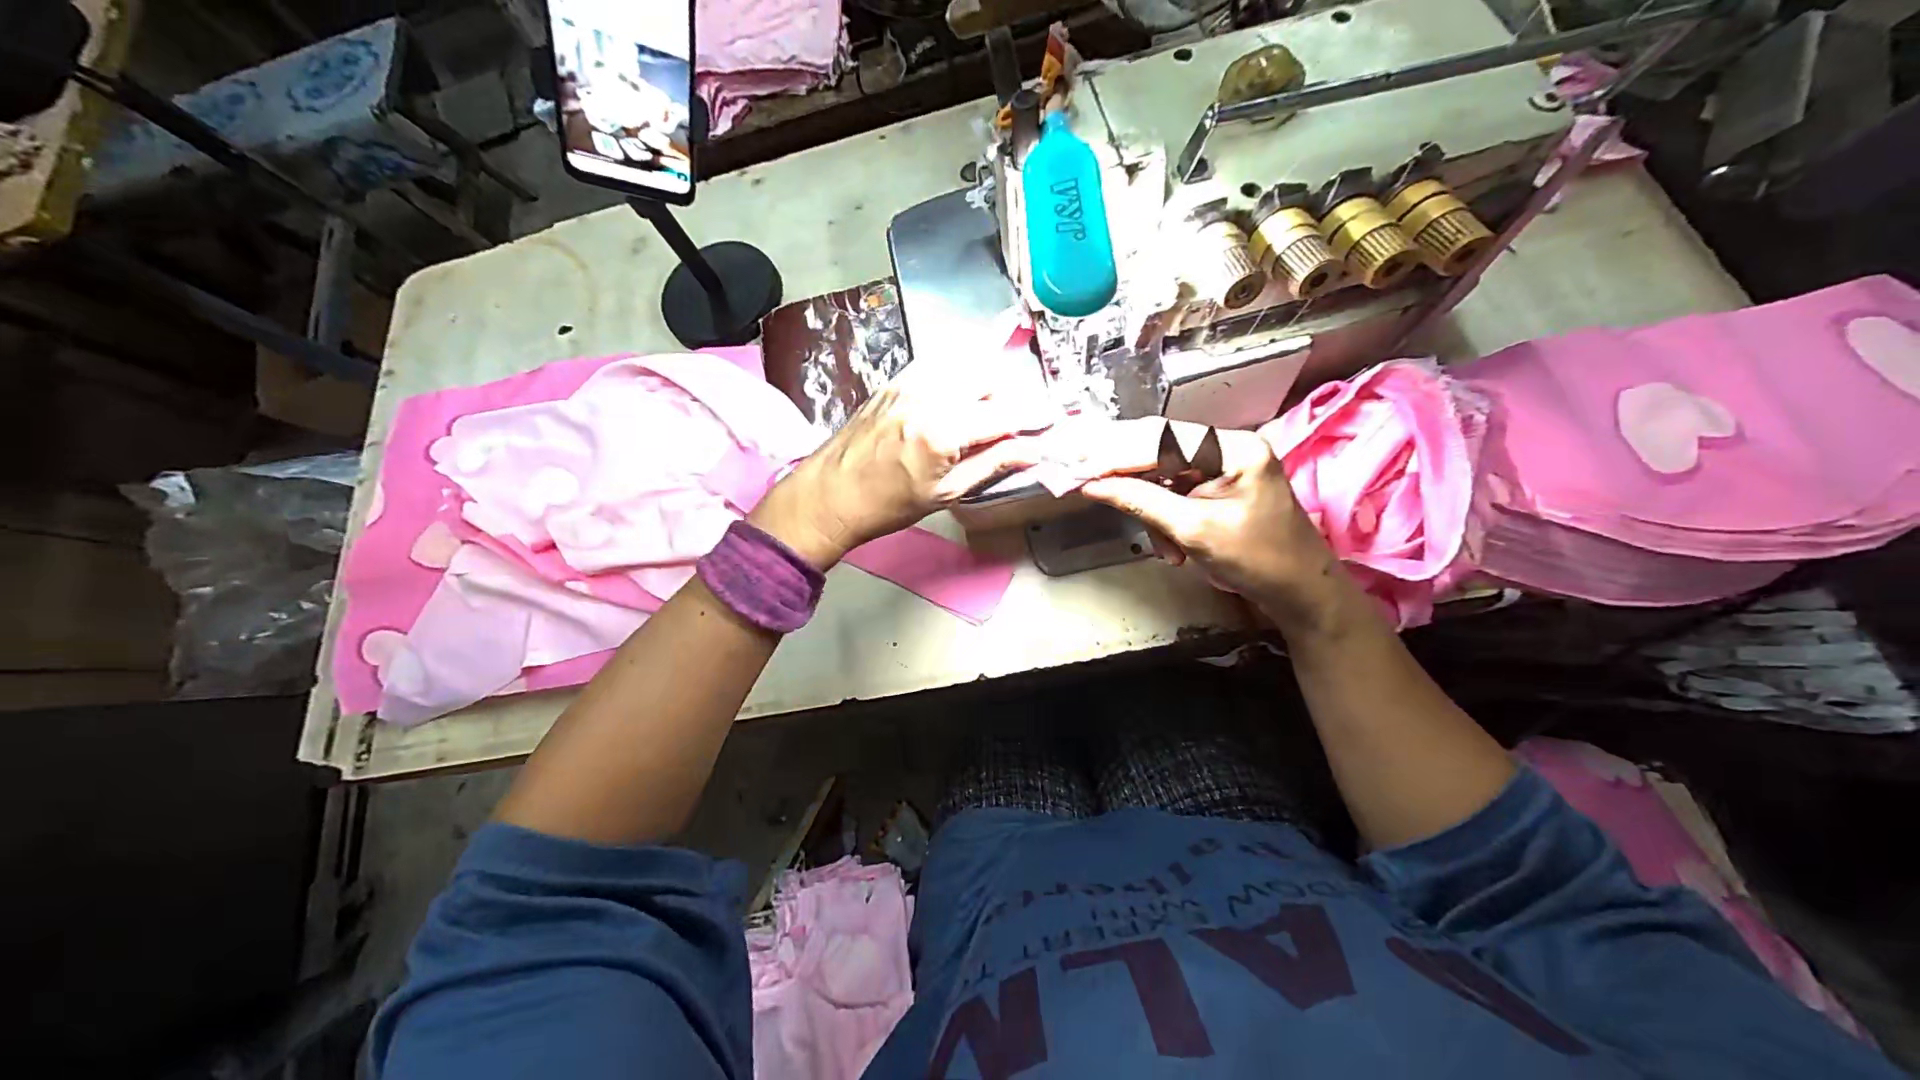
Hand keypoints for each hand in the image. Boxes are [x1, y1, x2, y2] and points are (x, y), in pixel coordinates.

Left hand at [748, 374, 1048, 568]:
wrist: (831, 494)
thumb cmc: (886, 503)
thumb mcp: (947, 492)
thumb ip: (993, 464)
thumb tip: (1031, 451)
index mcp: (943, 430)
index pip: (1006, 414)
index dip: (1032, 421)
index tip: (1046, 426)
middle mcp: (928, 396)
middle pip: (990, 378)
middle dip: (1009, 398)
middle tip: (1012, 425)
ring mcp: (909, 383)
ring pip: (966, 364)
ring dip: (985, 382)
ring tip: (985, 412)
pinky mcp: (896, 380)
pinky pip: (939, 364)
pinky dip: (958, 374)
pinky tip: (959, 395)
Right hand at [1080, 429, 1356, 636]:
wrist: (1301, 592)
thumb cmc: (1259, 561)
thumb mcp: (1195, 531)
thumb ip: (1141, 501)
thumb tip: (1093, 484)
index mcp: (1233, 448)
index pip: (1160, 440)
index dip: (1114, 455)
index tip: (1077, 469)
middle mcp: (1228, 445)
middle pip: (1157, 447)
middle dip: (1123, 473)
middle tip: (1080, 479)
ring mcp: (1223, 464)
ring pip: (1161, 473)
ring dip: (1151, 510)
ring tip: (1167, 549)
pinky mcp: (1217, 483)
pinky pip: (1174, 490)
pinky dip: (1165, 518)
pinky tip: (1175, 547)